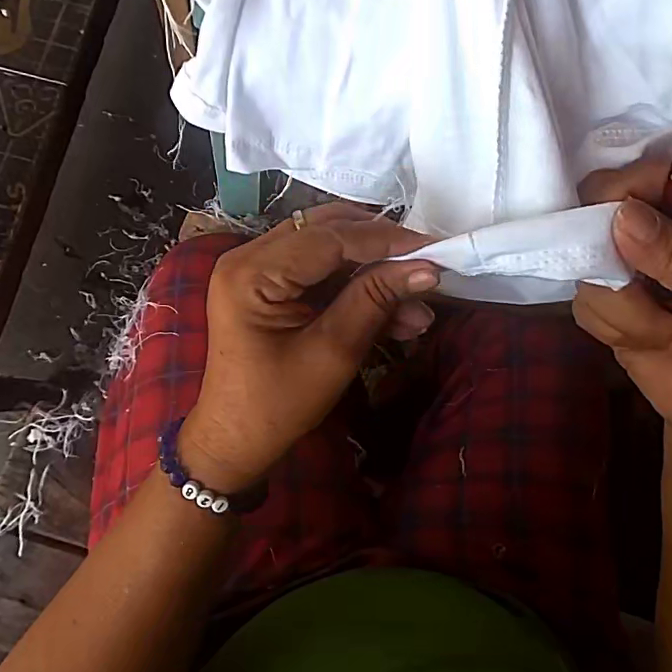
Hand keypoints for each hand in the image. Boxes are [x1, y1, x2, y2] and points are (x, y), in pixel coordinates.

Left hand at [180, 204, 439, 489]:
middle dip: (381, 250)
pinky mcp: (268, 284)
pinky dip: (357, 286)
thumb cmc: (277, 405)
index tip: (434, 251)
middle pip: (327, 232)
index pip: (328, 237)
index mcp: (251, 273)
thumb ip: (376, 300)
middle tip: (427, 268)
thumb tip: (426, 268)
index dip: (385, 240)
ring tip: (417, 306)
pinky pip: (321, 271)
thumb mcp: (333, 352)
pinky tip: (395, 313)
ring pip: (328, 249)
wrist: (237, 439)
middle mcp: (248, 258)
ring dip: (373, 272)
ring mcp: (255, 269)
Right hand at [571, 160, 671, 456]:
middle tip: (626, 274)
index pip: (667, 178)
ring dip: (624, 301)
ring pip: (591, 262)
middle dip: (611, 243)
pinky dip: (613, 325)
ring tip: (669, 328)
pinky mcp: (615, 308)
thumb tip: (621, 217)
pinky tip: (652, 341)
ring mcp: (639, 273)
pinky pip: (585, 302)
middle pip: (611, 210)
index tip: (606, 208)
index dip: (633, 187)